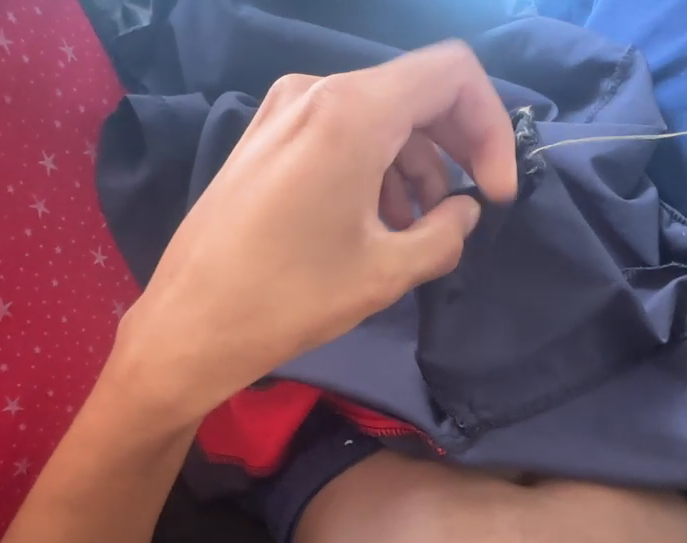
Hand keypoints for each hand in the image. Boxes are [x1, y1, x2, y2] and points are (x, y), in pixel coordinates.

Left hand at [107, 41, 518, 421]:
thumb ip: (444, 235)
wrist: (192, 323)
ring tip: (413, 235)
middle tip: (463, 214)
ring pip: (375, 119)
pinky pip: (337, 136)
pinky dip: (371, 171)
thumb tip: (465, 213)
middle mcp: (316, 92)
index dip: (490, 129)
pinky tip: (370, 226)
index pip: (452, 75)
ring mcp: (282, 113)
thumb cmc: (291, 298)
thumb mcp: (385, 273)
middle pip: (413, 94)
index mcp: (352, 111)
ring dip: (410, 170)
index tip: (494, 193)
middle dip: (453, 151)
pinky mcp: (263, 141)